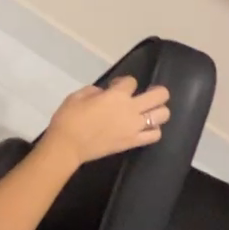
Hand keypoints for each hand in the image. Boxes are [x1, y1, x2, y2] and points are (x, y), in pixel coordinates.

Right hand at [44, 75, 170, 165]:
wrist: (65, 147)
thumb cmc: (67, 121)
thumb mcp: (75, 97)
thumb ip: (92, 91)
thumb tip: (102, 93)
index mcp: (116, 95)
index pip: (131, 81)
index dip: (123, 82)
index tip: (114, 87)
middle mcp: (131, 108)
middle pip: (161, 94)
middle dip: (154, 92)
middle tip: (143, 97)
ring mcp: (134, 126)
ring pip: (163, 114)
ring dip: (157, 112)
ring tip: (146, 114)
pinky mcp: (132, 142)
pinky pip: (154, 135)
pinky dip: (153, 131)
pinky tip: (144, 129)